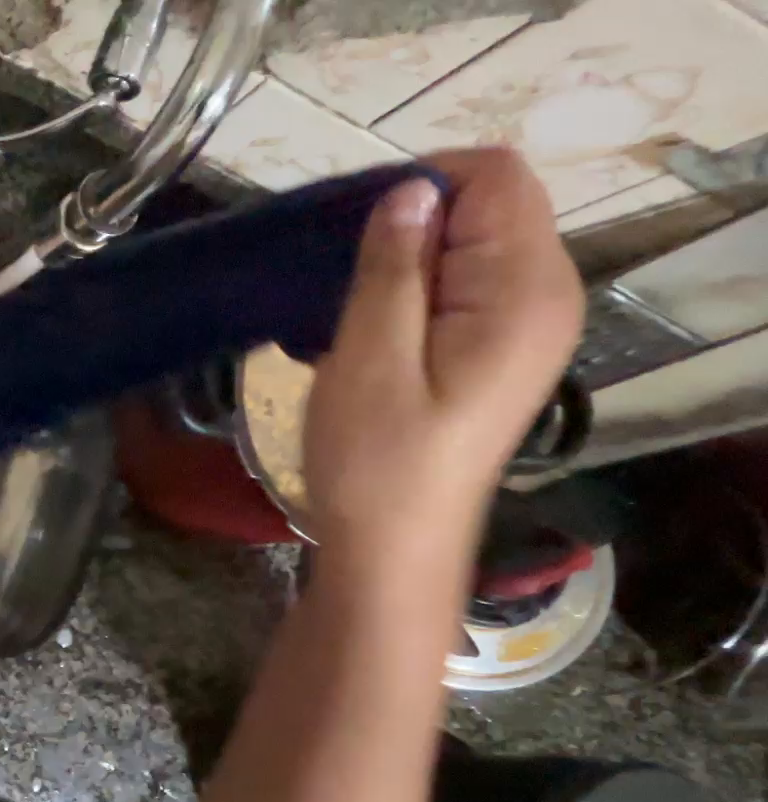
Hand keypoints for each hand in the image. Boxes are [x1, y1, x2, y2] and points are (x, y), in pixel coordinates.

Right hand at [304, 148, 583, 559]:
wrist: (392, 546)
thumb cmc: (375, 460)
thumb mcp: (370, 359)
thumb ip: (394, 270)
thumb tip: (408, 191)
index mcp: (523, 292)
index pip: (495, 179)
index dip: (419, 184)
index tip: (344, 230)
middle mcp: (543, 297)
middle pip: (488, 208)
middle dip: (407, 223)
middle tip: (333, 276)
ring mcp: (523, 328)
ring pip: (469, 248)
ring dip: (401, 262)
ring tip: (341, 307)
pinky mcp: (494, 353)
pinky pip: (460, 288)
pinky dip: (409, 292)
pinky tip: (365, 331)